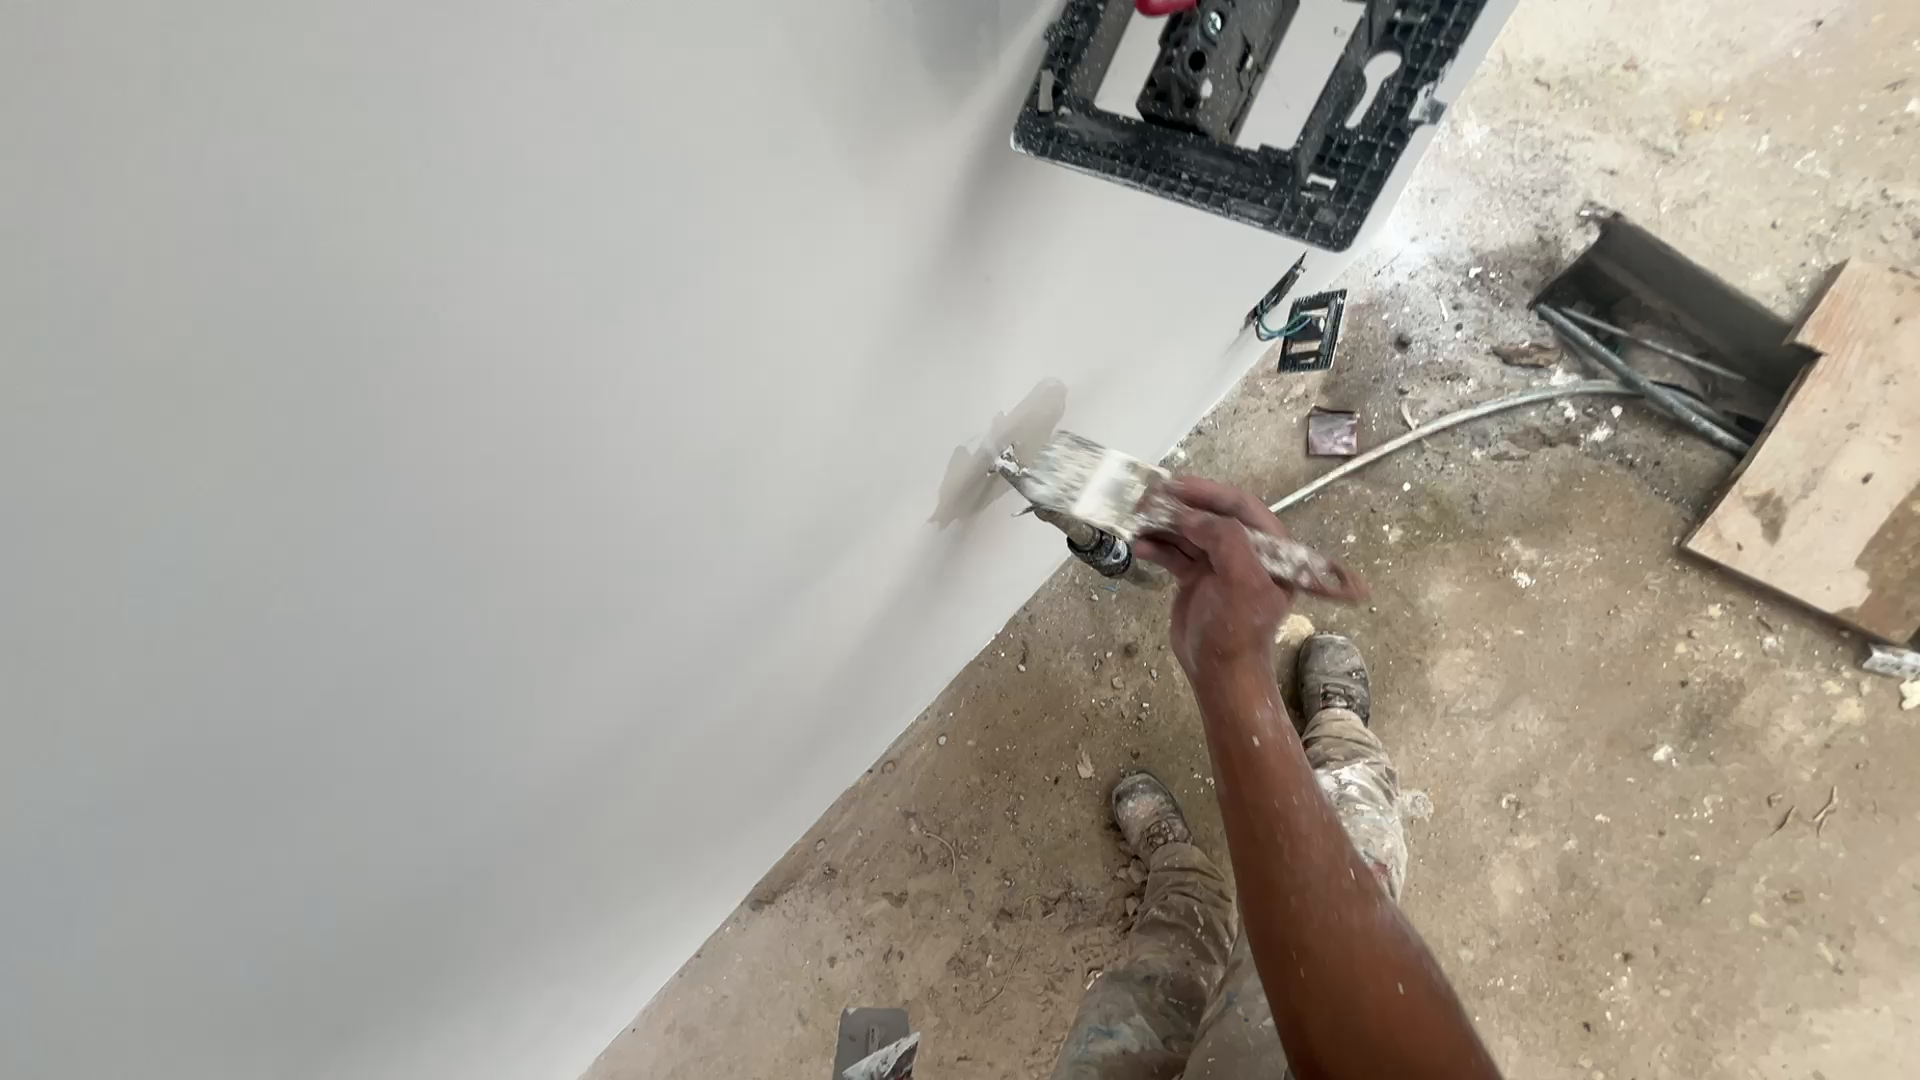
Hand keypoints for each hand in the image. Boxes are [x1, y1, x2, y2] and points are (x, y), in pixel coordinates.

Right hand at [1133, 477, 1294, 678]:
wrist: (1218, 673)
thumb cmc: (1237, 630)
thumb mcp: (1242, 583)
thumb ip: (1225, 540)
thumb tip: (1192, 516)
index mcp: (1271, 549)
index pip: (1241, 507)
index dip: (1209, 493)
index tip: (1176, 485)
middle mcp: (1246, 551)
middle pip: (1210, 516)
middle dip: (1179, 507)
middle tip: (1147, 499)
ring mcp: (1219, 564)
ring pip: (1188, 532)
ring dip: (1162, 524)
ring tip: (1136, 520)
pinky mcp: (1196, 577)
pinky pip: (1174, 553)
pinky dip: (1156, 547)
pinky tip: (1139, 546)